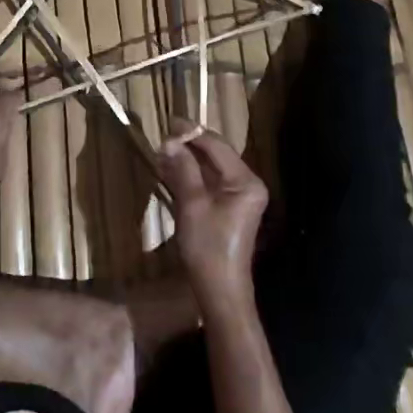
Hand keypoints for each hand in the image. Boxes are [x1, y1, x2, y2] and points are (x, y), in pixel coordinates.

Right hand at [156, 122, 267, 304]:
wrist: (220, 290)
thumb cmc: (207, 248)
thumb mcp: (191, 206)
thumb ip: (182, 171)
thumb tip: (169, 142)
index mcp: (246, 181)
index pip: (218, 147)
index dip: (194, 133)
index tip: (170, 122)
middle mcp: (249, 184)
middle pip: (218, 156)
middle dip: (191, 147)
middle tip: (164, 138)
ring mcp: (242, 197)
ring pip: (213, 170)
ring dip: (190, 161)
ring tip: (165, 152)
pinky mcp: (232, 209)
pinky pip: (213, 184)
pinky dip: (194, 177)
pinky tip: (174, 172)